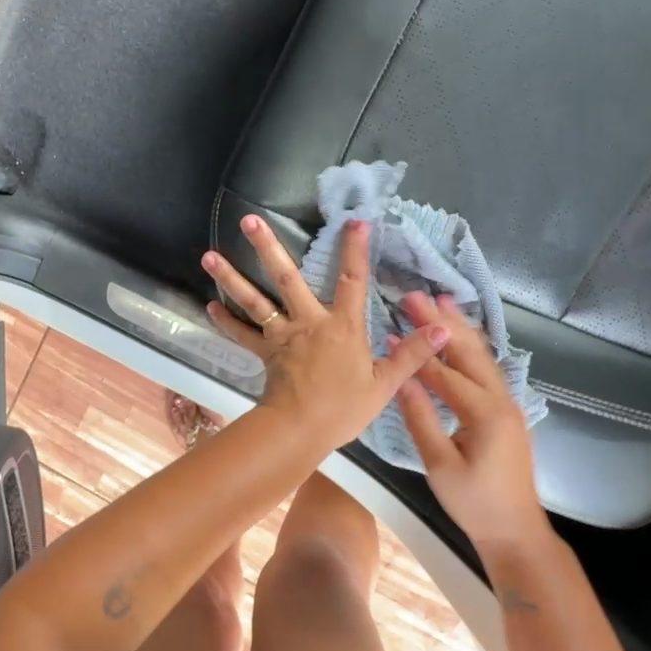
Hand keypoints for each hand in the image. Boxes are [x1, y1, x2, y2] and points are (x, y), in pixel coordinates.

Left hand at [202, 213, 449, 450]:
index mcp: (342, 326)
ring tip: (208, 256)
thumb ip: (412, 354)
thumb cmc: (344, 408)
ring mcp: (282, 336)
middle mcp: (308, 322)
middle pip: (286, 277)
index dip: (355, 251)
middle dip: (267, 246)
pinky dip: (226, 320)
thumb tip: (441, 327)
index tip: (355, 221)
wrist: (300, 429)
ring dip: (230, 276)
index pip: (353, 281)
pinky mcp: (264, 353)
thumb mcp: (385, 383)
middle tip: (248, 220)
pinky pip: (242, 334)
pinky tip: (210, 305)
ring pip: (254, 300)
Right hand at [396, 291, 551, 552]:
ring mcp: (508, 405)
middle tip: (417, 295)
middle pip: (469, 353)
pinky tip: (460, 337)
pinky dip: (469, 348)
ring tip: (442, 301)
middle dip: (443, 323)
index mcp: (485, 413)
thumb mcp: (439, 463)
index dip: (416, 353)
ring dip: (459, 329)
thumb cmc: (474, 502)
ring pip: (481, 358)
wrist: (515, 531)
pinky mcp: (505, 413)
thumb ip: (420, 417)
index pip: (444, 374)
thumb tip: (399, 378)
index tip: (390, 330)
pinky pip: (485, 371)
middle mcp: (501, 401)